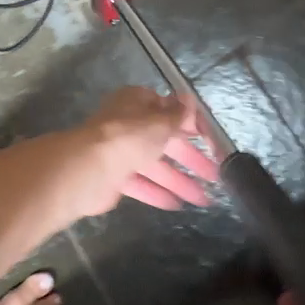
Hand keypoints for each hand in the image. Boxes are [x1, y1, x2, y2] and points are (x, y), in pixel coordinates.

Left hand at [67, 87, 219, 214]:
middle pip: (164, 140)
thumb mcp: (159, 121)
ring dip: (179, 180)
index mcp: (137, 103)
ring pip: (155, 164)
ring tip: (204, 200)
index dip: (191, 125)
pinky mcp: (114, 176)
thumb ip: (176, 114)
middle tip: (215, 176)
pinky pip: (141, 183)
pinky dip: (158, 192)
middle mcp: (128, 124)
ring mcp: (120, 150)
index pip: (169, 110)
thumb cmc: (128, 137)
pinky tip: (177, 205)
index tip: (212, 142)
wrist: (89, 167)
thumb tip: (188, 98)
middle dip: (190, 159)